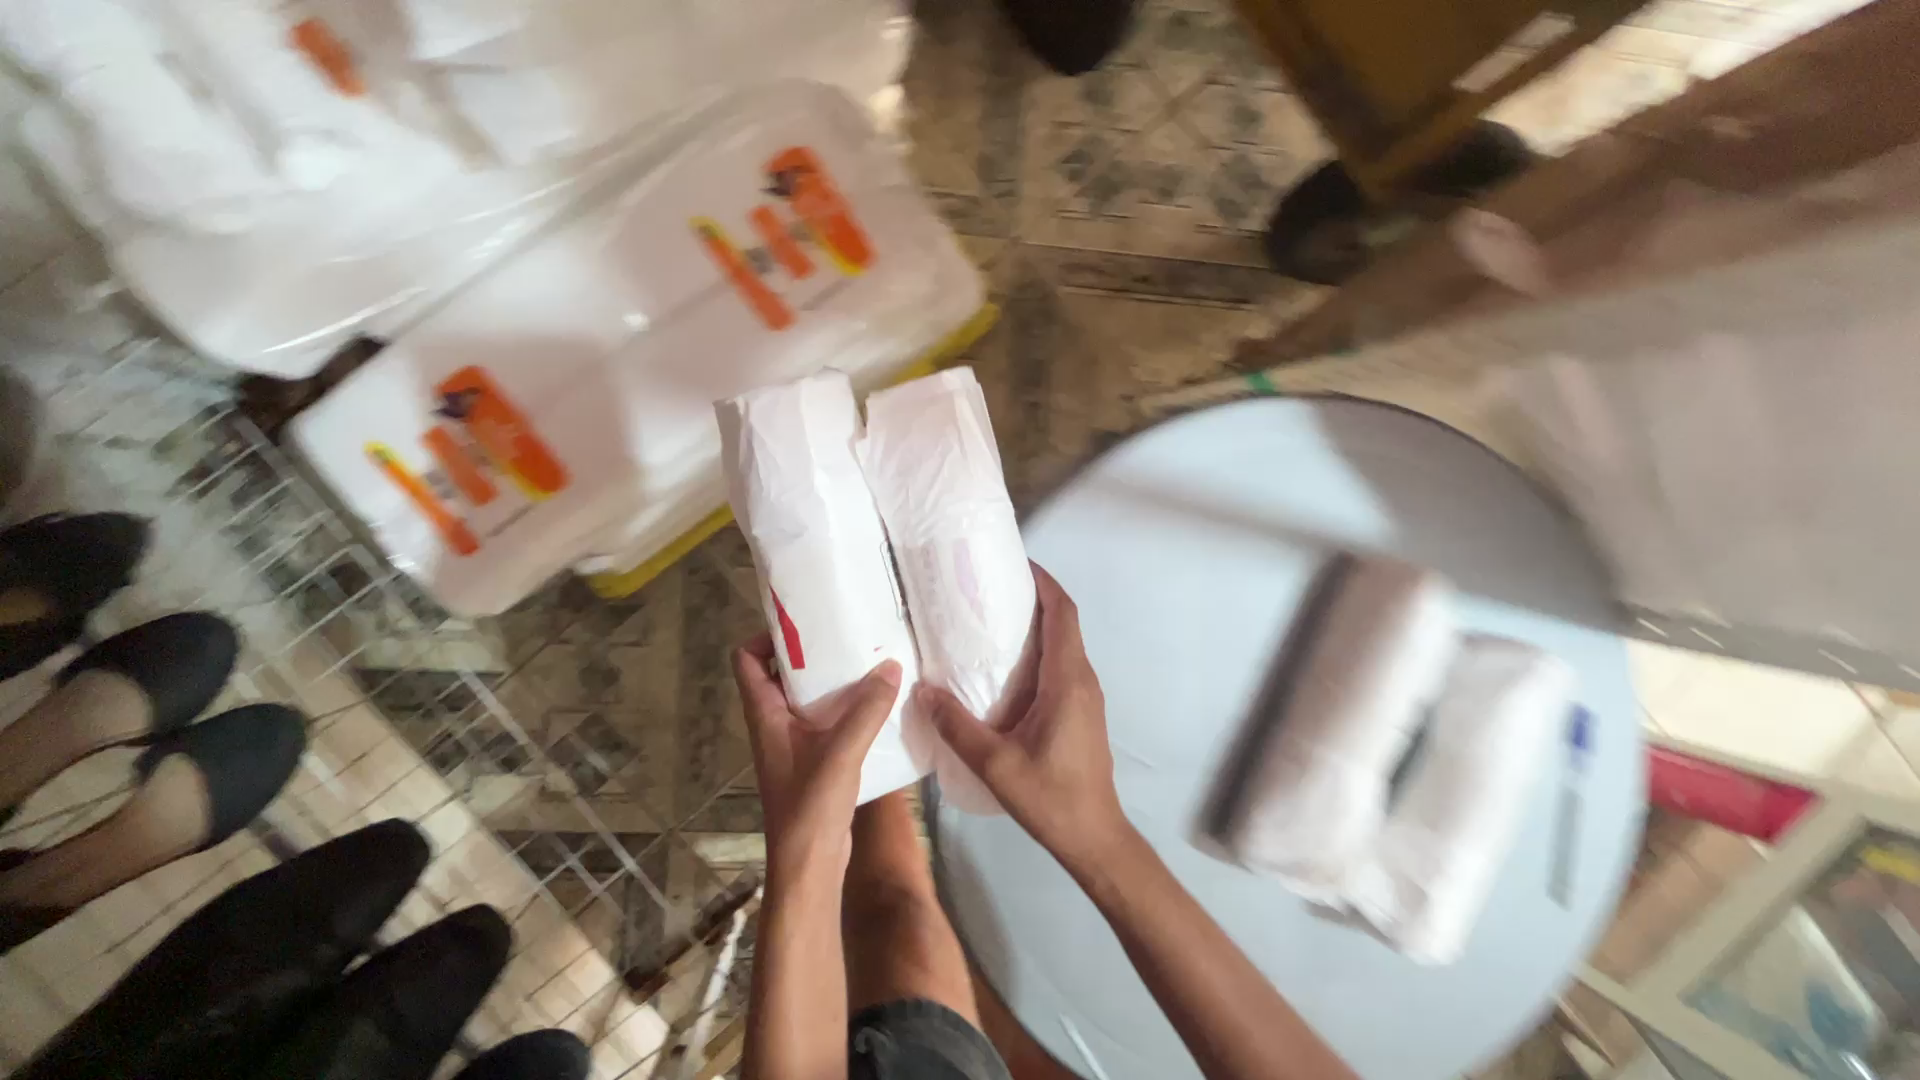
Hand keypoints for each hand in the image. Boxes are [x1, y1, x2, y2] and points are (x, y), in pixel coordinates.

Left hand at [732, 634, 900, 878]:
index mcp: (765, 715)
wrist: (809, 865)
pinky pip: (827, 722)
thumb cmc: (810, 806)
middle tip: (847, 635)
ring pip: (808, 699)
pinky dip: (847, 708)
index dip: (766, 637)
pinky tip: (879, 706)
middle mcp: (774, 724)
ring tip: (868, 663)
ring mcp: (794, 744)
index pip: (746, 660)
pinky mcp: (815, 761)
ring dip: (833, 682)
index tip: (804, 623)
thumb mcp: (841, 752)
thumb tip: (891, 666)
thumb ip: (866, 710)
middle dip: (811, 654)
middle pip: (782, 675)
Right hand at [920, 564, 1130, 874]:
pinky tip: (1005, 667)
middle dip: (1033, 597)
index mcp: (1068, 680)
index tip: (1013, 563)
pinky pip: (1062, 665)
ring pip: (1064, 644)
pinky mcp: (1081, 712)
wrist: (1094, 836)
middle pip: (1064, 622)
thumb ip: (957, 726)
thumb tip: (921, 690)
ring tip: (990, 620)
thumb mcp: (995, 763)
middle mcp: (1083, 679)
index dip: (1043, 582)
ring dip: (1036, 624)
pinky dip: (1038, 651)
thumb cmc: (1050, 797)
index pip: (1062, 613)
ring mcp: (1086, 696)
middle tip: (988, 588)